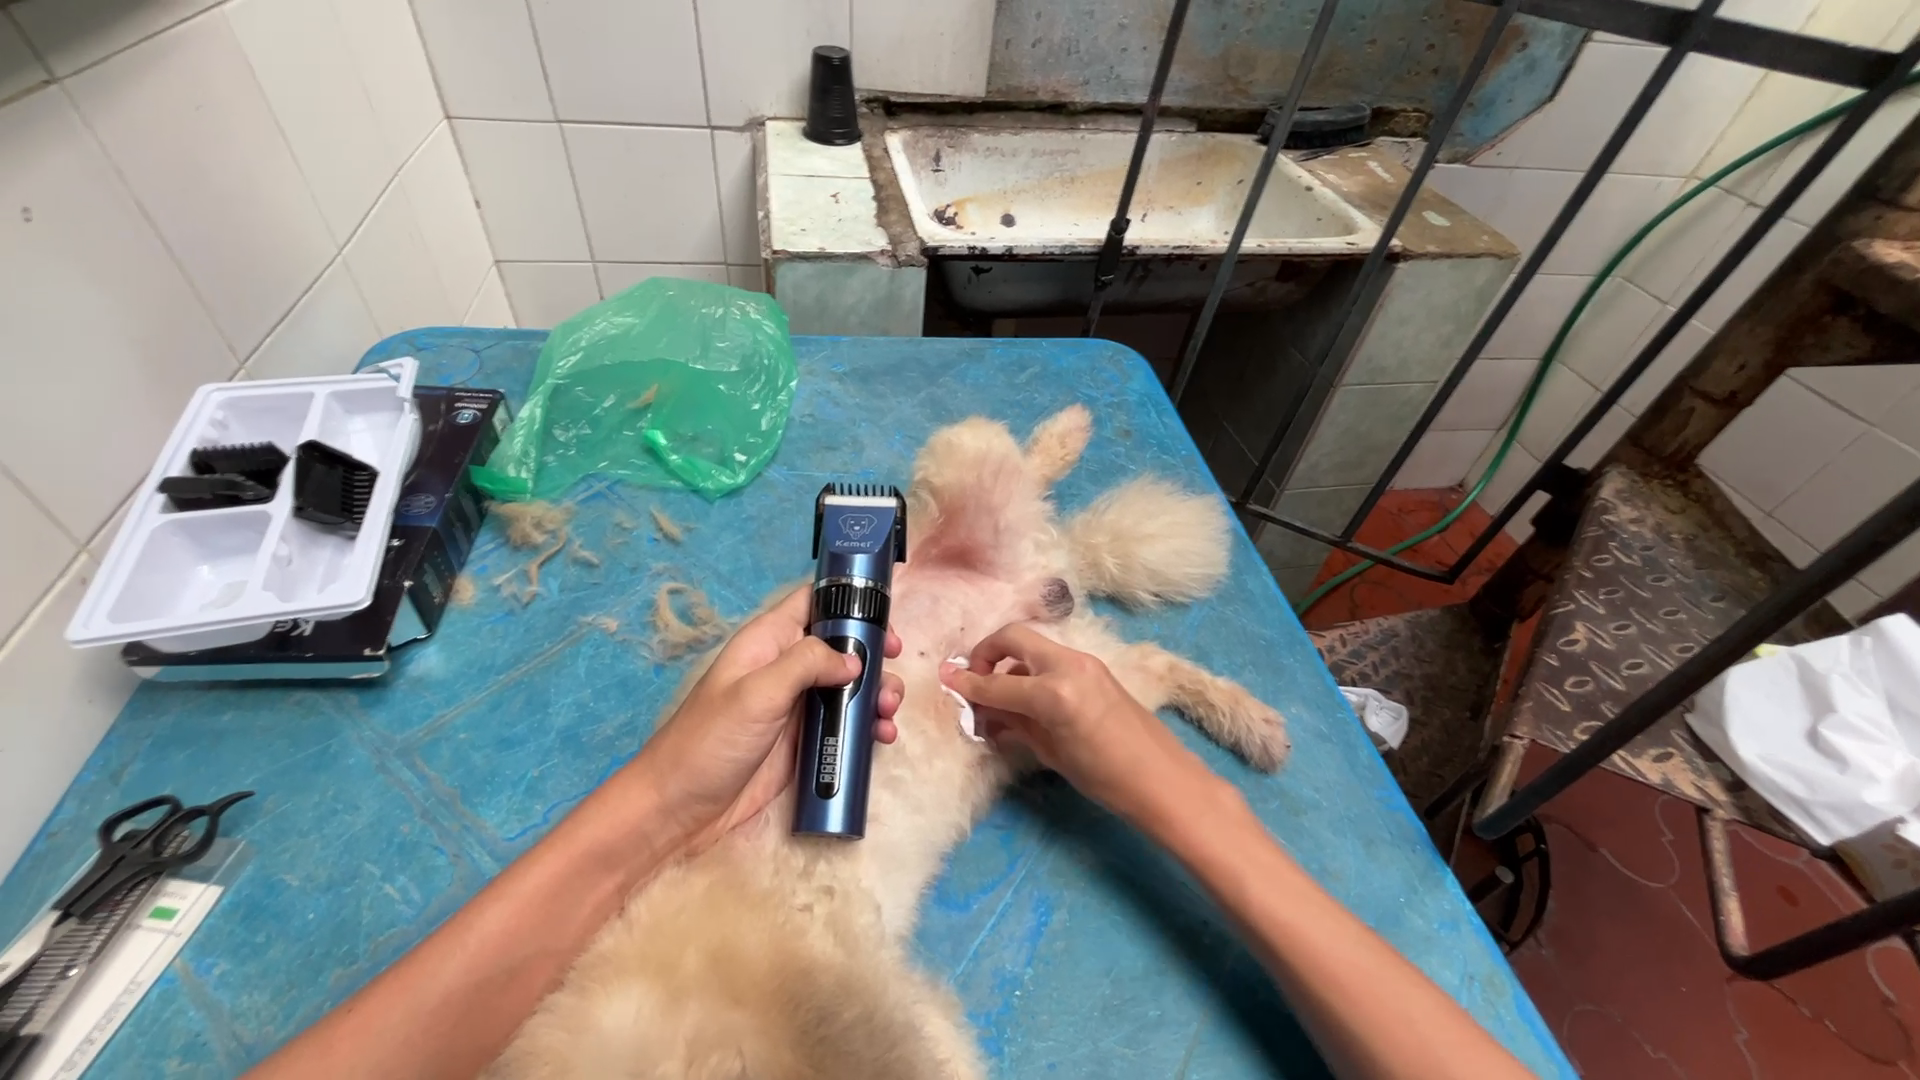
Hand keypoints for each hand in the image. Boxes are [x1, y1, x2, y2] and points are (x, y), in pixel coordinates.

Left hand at [639, 586, 902, 853]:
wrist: (681, 808)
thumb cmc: (711, 740)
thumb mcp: (757, 693)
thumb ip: (806, 663)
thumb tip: (854, 660)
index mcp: (770, 641)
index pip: (813, 602)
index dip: (849, 601)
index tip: (883, 618)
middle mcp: (787, 667)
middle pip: (843, 643)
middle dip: (874, 651)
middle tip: (894, 663)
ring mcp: (799, 704)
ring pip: (851, 684)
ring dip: (877, 691)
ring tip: (887, 711)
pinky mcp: (806, 740)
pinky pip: (847, 723)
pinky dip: (869, 725)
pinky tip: (882, 737)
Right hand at [939, 624, 1224, 828]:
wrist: (1163, 779)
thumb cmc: (1105, 779)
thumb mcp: (1050, 753)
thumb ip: (1014, 723)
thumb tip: (984, 710)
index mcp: (1053, 692)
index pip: (996, 683)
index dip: (966, 685)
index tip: (946, 681)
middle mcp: (1067, 666)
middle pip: (1013, 638)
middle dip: (986, 654)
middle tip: (975, 680)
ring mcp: (1084, 662)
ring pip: (1033, 646)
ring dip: (1010, 662)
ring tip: (999, 698)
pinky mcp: (1095, 668)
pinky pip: (1052, 659)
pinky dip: (1031, 670)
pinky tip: (1026, 701)